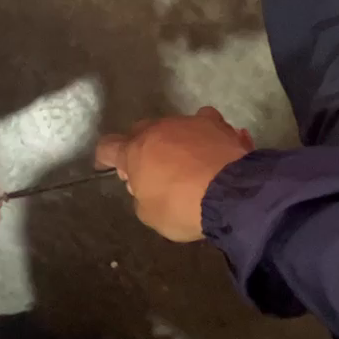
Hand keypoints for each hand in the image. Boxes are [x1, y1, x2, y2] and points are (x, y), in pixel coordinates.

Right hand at [94, 107, 254, 241]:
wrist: (233, 193)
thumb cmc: (183, 206)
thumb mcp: (150, 215)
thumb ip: (142, 198)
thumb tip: (146, 188)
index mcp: (135, 151)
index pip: (108, 147)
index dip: (105, 156)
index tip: (106, 165)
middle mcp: (158, 130)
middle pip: (140, 132)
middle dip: (141, 148)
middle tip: (150, 170)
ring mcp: (188, 123)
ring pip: (172, 127)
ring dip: (172, 142)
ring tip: (185, 161)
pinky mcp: (216, 124)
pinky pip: (204, 124)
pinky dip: (204, 135)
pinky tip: (212, 148)